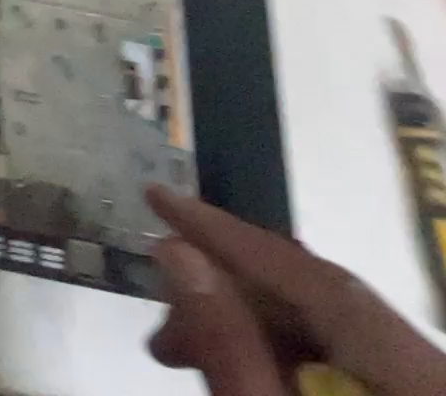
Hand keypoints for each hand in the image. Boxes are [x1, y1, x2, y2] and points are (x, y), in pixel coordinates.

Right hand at [145, 184, 445, 395]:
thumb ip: (227, 342)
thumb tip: (174, 251)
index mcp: (420, 377)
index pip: (319, 280)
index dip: (232, 234)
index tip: (156, 195)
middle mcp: (438, 371)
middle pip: (324, 303)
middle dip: (227, 289)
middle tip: (155, 303)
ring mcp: (427, 383)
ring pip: (328, 330)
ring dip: (242, 321)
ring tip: (175, 345)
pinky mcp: (407, 392)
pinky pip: (342, 355)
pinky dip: (275, 347)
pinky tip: (231, 358)